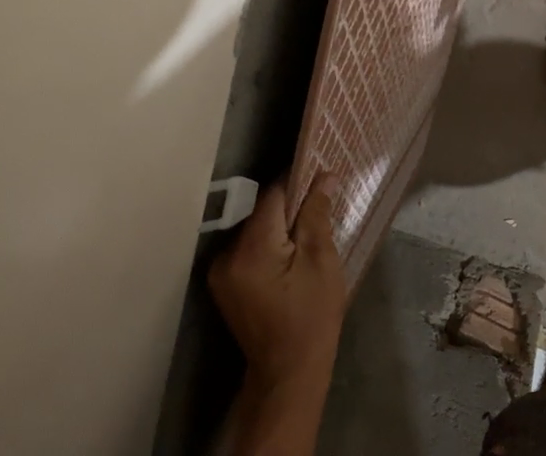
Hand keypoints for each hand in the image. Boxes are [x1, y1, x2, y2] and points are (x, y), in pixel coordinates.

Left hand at [209, 174, 344, 388]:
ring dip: (280, 226)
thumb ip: (316, 215)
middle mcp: (227, 255)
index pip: (273, 196)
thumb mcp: (321, 261)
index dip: (298, 182)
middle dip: (291, 207)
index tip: (322, 174)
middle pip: (262, 212)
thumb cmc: (312, 316)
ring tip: (310, 231)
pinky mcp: (225, 284)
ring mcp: (221, 272)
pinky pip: (249, 248)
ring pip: (256, 230)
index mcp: (251, 248)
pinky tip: (292, 254)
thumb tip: (324, 176)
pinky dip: (270, 244)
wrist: (288, 370)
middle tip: (322, 206)